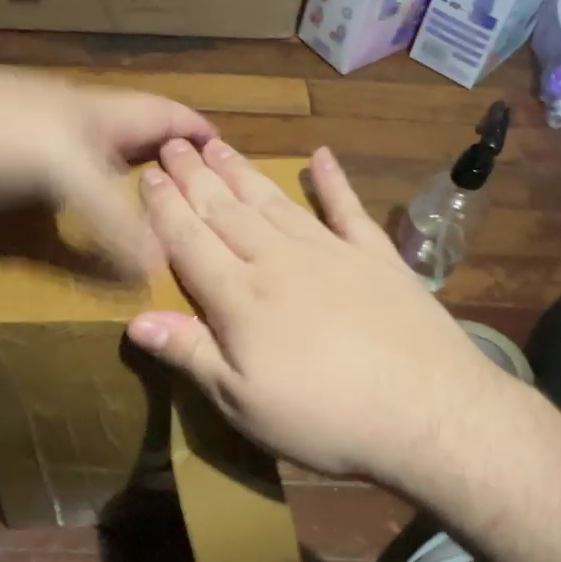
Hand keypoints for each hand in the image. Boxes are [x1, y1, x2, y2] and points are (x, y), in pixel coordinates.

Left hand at [0, 59, 216, 275]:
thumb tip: (158, 271)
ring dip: (123, 198)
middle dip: (168, 173)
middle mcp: (73, 121)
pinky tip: (80, 240)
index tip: (233, 171)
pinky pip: (60, 193)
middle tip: (195, 218)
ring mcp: (34, 144)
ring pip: (96, 171)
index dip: (203, 136)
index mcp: (99, 110)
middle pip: (135, 144)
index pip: (169, 114)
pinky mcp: (1, 168)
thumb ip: (114, 221)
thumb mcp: (65, 174)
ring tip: (147, 238)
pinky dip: (81, 214)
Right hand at [126, 139, 515, 486]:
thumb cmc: (321, 417)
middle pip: (228, 211)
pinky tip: (321, 157)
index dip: (166, 210)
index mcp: (240, 297)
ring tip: (219, 144)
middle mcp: (279, 261)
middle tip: (173, 144)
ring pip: (275, 202)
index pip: (191, 243)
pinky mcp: (377, 258)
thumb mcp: (241, 401)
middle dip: (196, 177)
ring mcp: (332, 253)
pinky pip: (348, 210)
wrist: (425, 411)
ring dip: (244, 172)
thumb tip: (135, 320)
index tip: (148, 177)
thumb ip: (191, 355)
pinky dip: (333, 182)